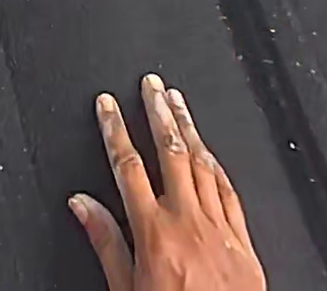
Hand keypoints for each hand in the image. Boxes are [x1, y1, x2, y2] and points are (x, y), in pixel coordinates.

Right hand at [70, 75, 266, 290]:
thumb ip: (105, 243)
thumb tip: (81, 203)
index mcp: (154, 235)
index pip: (127, 165)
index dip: (114, 128)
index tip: (107, 105)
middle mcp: (187, 223)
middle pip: (168, 151)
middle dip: (156, 111)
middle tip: (150, 83)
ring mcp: (219, 230)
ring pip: (201, 162)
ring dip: (187, 125)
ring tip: (176, 98)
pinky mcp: (245, 244)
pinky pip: (229, 191)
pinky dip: (215, 164)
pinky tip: (208, 148)